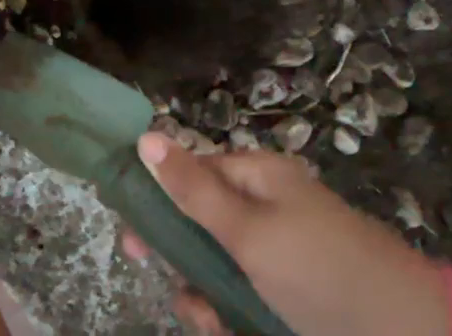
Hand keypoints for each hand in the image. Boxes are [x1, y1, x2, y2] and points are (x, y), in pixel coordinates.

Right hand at [125, 133, 451, 335]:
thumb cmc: (321, 271)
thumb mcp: (249, 230)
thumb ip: (192, 189)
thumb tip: (145, 135)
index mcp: (260, 178)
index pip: (194, 171)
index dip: (158, 196)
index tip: (130, 235)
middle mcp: (267, 210)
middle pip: (200, 221)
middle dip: (177, 253)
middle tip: (159, 279)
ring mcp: (280, 258)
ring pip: (216, 266)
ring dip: (201, 292)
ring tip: (211, 319)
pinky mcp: (290, 300)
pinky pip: (242, 298)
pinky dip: (227, 315)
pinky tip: (227, 329)